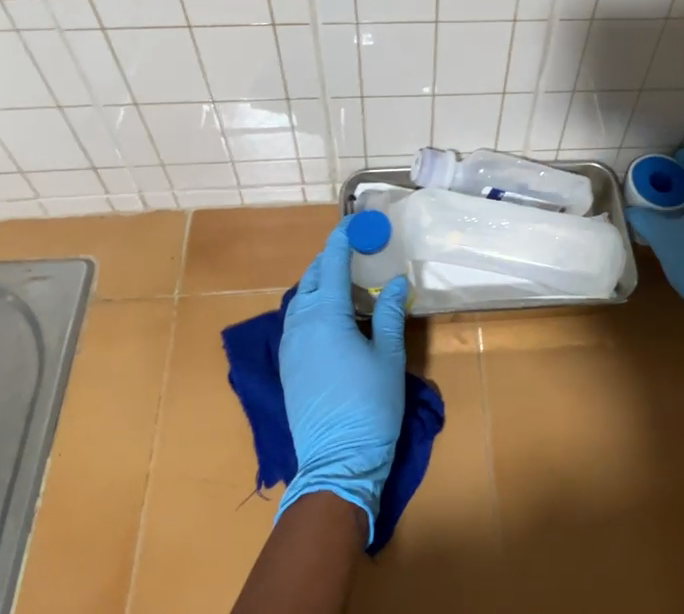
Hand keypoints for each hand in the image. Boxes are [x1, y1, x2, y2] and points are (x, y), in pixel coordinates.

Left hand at [277, 219, 410, 543]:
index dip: (344, 240)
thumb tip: (396, 282)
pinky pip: (296, 321)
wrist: (338, 460)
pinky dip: (311, 306)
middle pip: (311, 278)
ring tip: (345, 281)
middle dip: (330, 259)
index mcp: (326, 315)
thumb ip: (390, 315)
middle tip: (355, 252)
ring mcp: (289, 346)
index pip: (332, 264)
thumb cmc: (371, 405)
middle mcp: (301, 324)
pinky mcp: (287, 366)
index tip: (356, 223)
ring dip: (319, 283)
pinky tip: (331, 316)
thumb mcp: (390, 357)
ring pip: (300, 300)